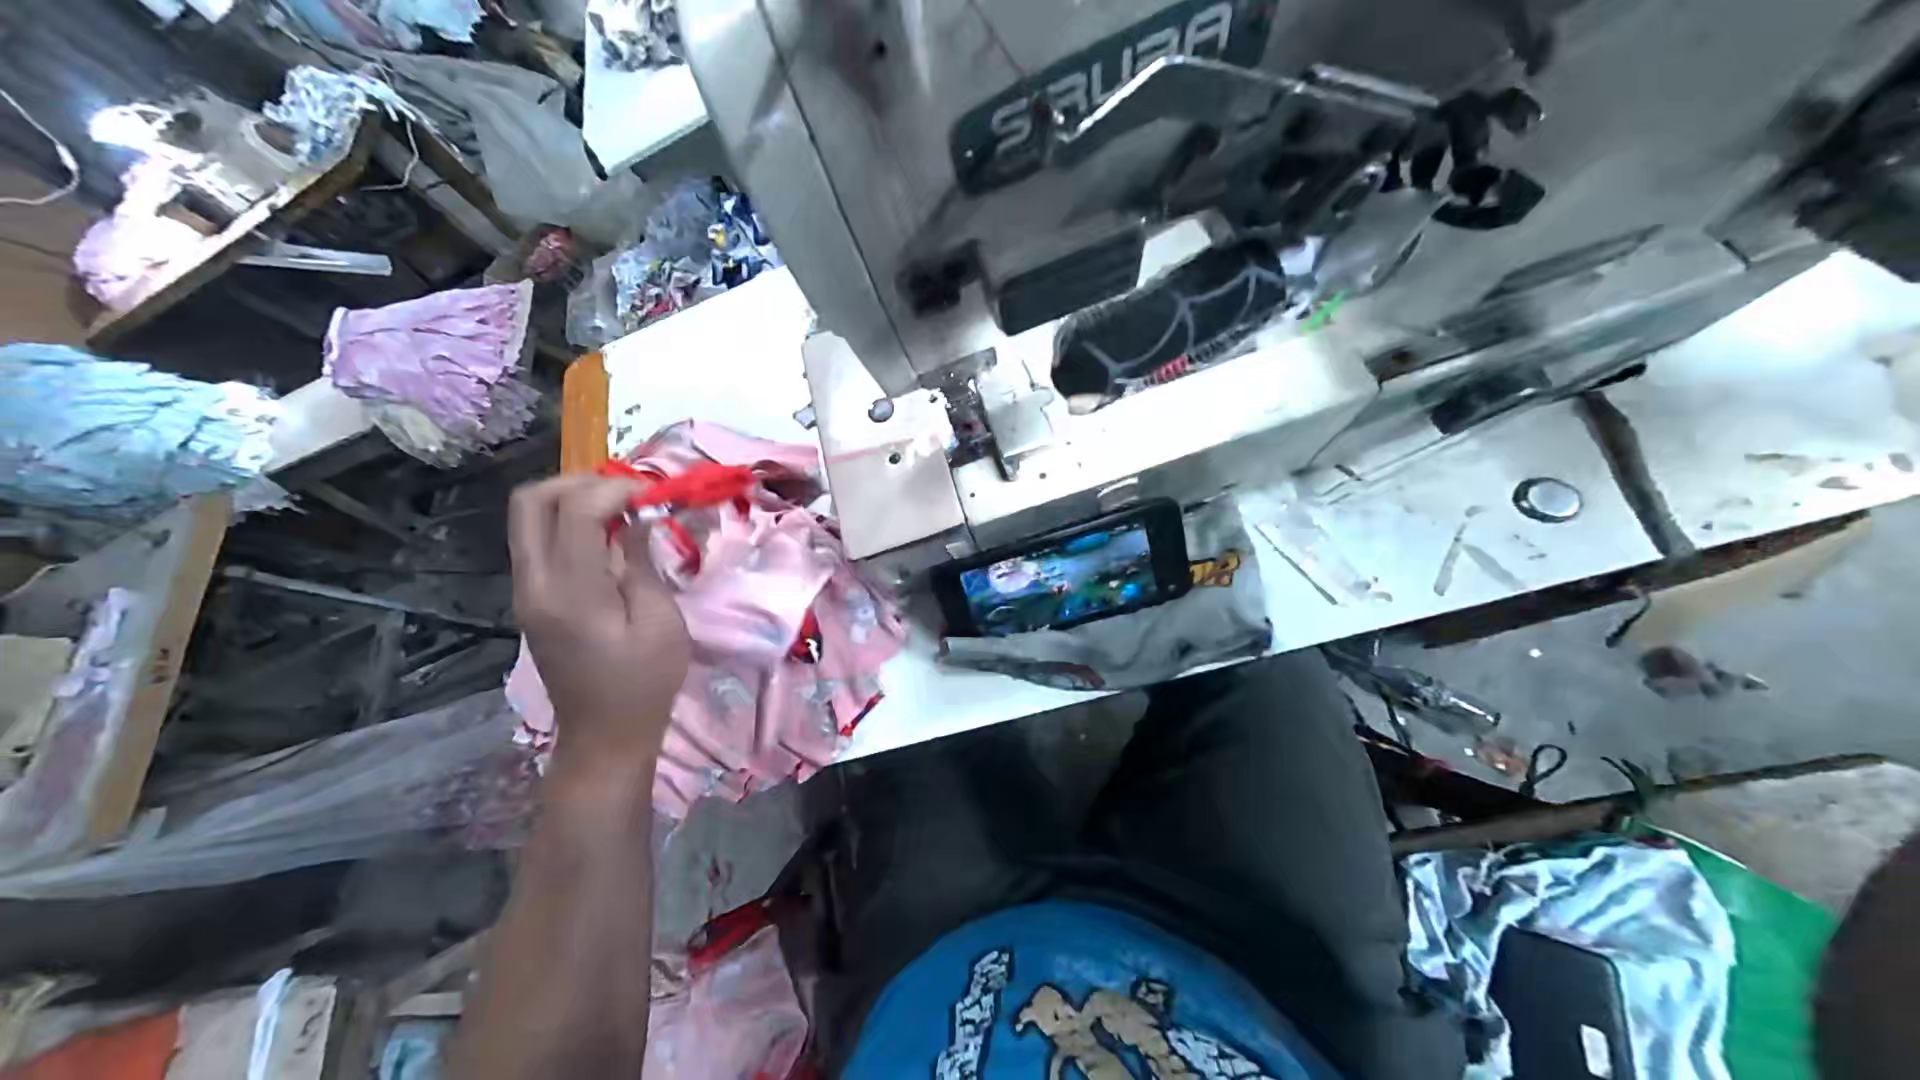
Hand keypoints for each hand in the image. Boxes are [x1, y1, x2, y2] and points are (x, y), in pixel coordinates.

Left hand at [508, 475, 690, 767]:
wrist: (604, 735)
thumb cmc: (644, 683)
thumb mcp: (661, 622)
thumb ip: (641, 564)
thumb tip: (636, 518)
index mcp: (570, 593)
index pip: (575, 511)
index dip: (614, 489)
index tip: (651, 493)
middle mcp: (534, 585)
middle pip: (531, 502)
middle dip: (579, 482)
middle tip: (625, 491)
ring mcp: (525, 591)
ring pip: (528, 517)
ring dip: (572, 499)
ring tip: (620, 508)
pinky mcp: (530, 599)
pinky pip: (538, 540)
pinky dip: (569, 523)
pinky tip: (607, 536)